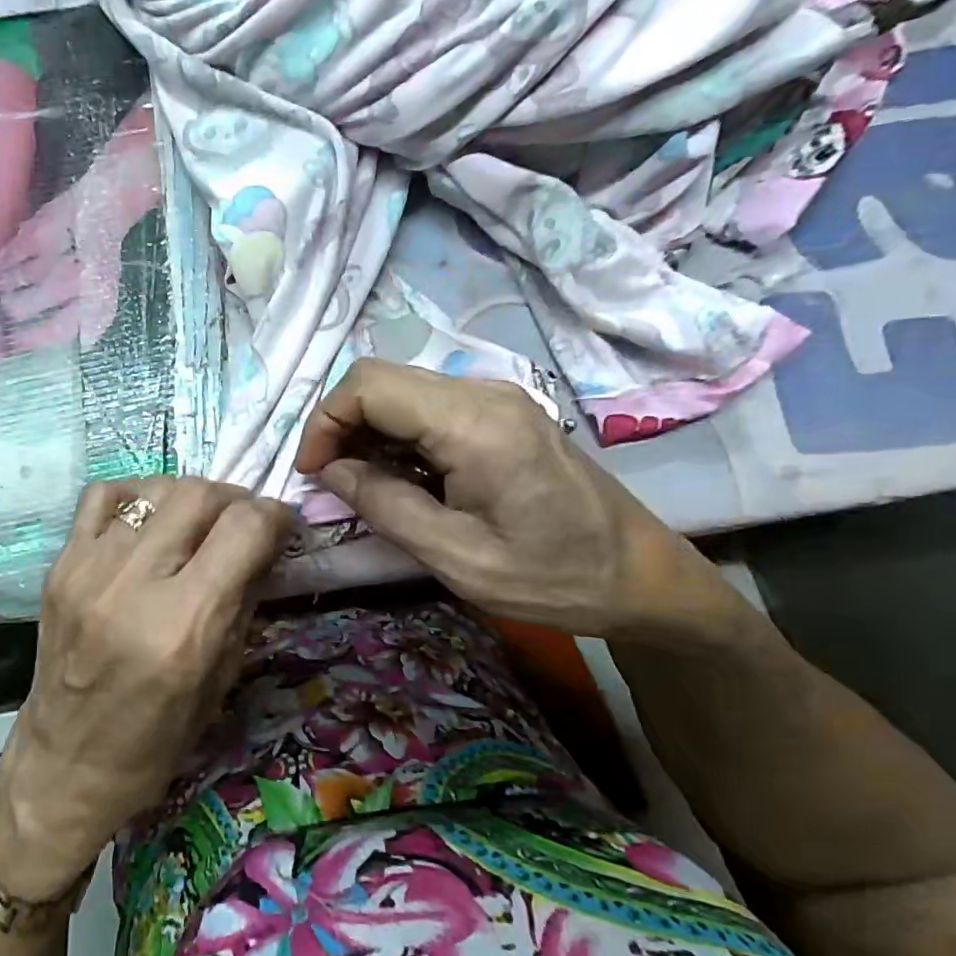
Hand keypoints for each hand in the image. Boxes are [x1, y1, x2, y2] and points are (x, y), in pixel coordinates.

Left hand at [0, 476, 292, 898]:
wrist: (67, 760)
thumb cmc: (156, 739)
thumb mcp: (221, 677)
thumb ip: (245, 600)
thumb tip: (265, 541)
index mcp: (185, 627)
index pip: (245, 527)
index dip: (276, 516)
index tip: (282, 525)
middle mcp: (135, 586)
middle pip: (200, 494)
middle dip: (235, 500)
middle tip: (243, 523)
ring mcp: (89, 569)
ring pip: (155, 487)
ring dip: (190, 498)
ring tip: (197, 523)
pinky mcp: (60, 564)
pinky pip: (103, 495)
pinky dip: (136, 496)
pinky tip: (147, 521)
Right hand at [293, 359, 754, 647]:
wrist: (643, 576)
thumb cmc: (554, 577)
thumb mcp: (457, 558)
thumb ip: (384, 506)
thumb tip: (329, 470)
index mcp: (475, 424)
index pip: (369, 385)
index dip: (324, 421)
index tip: (311, 472)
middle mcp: (483, 393)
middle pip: (379, 377)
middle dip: (339, 423)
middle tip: (329, 479)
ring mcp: (495, 397)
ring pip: (399, 388)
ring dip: (365, 428)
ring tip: (359, 483)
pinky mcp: (499, 411)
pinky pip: (425, 405)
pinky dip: (393, 432)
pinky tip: (397, 475)